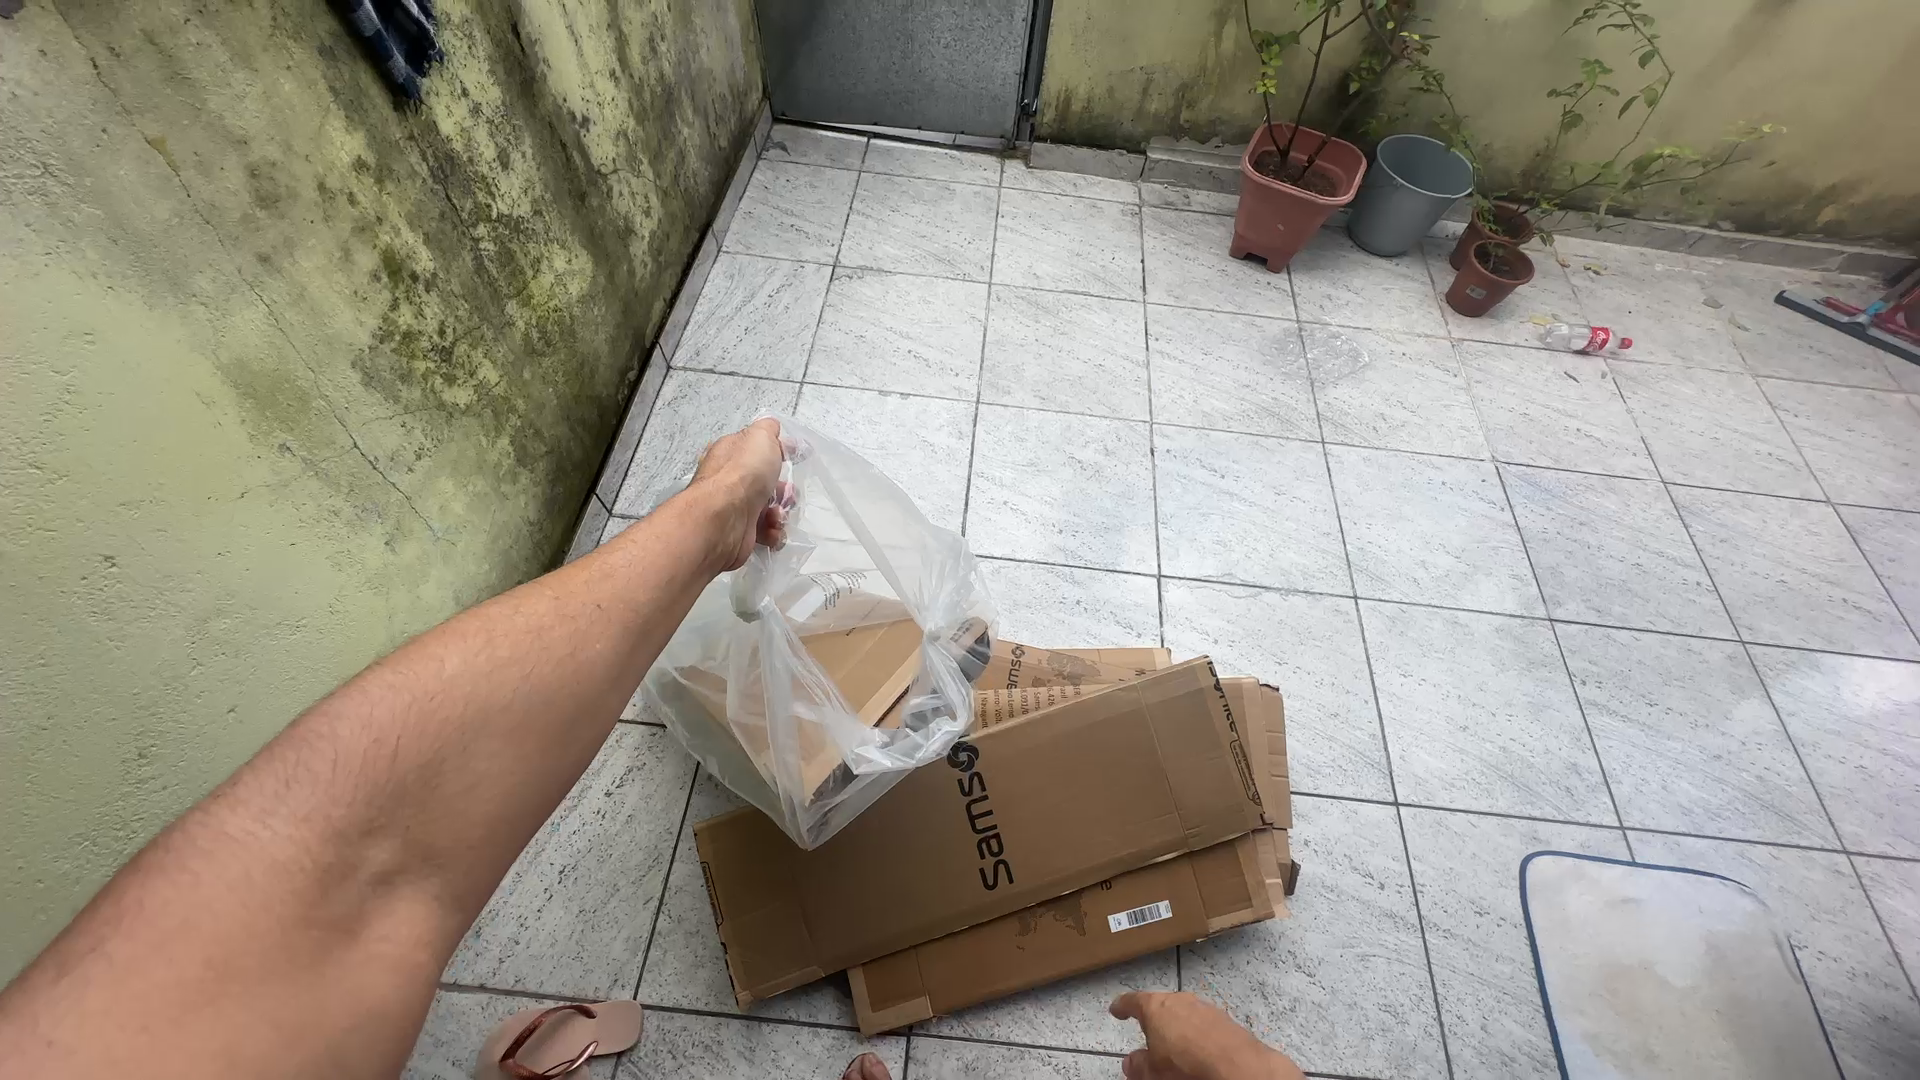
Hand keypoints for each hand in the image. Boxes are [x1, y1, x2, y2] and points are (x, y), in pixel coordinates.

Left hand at [686, 417, 787, 572]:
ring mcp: (733, 507)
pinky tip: (772, 529)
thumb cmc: (743, 473)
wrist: (724, 518)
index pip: (756, 450)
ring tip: (778, 515)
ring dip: (781, 511)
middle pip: (765, 482)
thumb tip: (772, 427)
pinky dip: (773, 532)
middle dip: (783, 488)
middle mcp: (729, 480)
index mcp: (731, 454)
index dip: (777, 452)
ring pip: (769, 508)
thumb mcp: (760, 437)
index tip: (795, 456)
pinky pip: (765, 531)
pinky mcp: (740, 532)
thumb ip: (768, 429)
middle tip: (787, 493)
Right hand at [1109, 992, 1304, 1079]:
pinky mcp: (1223, 1018)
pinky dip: (1196, 1034)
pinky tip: (1199, 1050)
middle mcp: (1177, 999)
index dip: (1122, 1006)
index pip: (1132, 1001)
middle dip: (1153, 1019)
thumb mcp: (1155, 1071)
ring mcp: (1201, 1006)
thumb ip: (1139, 1066)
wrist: (1236, 1065)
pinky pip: (1202, 1023)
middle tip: (1148, 1034)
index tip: (1116, 1010)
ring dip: (1177, 1026)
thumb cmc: (1185, 1065)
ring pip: (1183, 1013)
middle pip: (1159, 1005)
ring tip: (1175, 1046)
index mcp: (1154, 1006)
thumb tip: (1128, 1064)